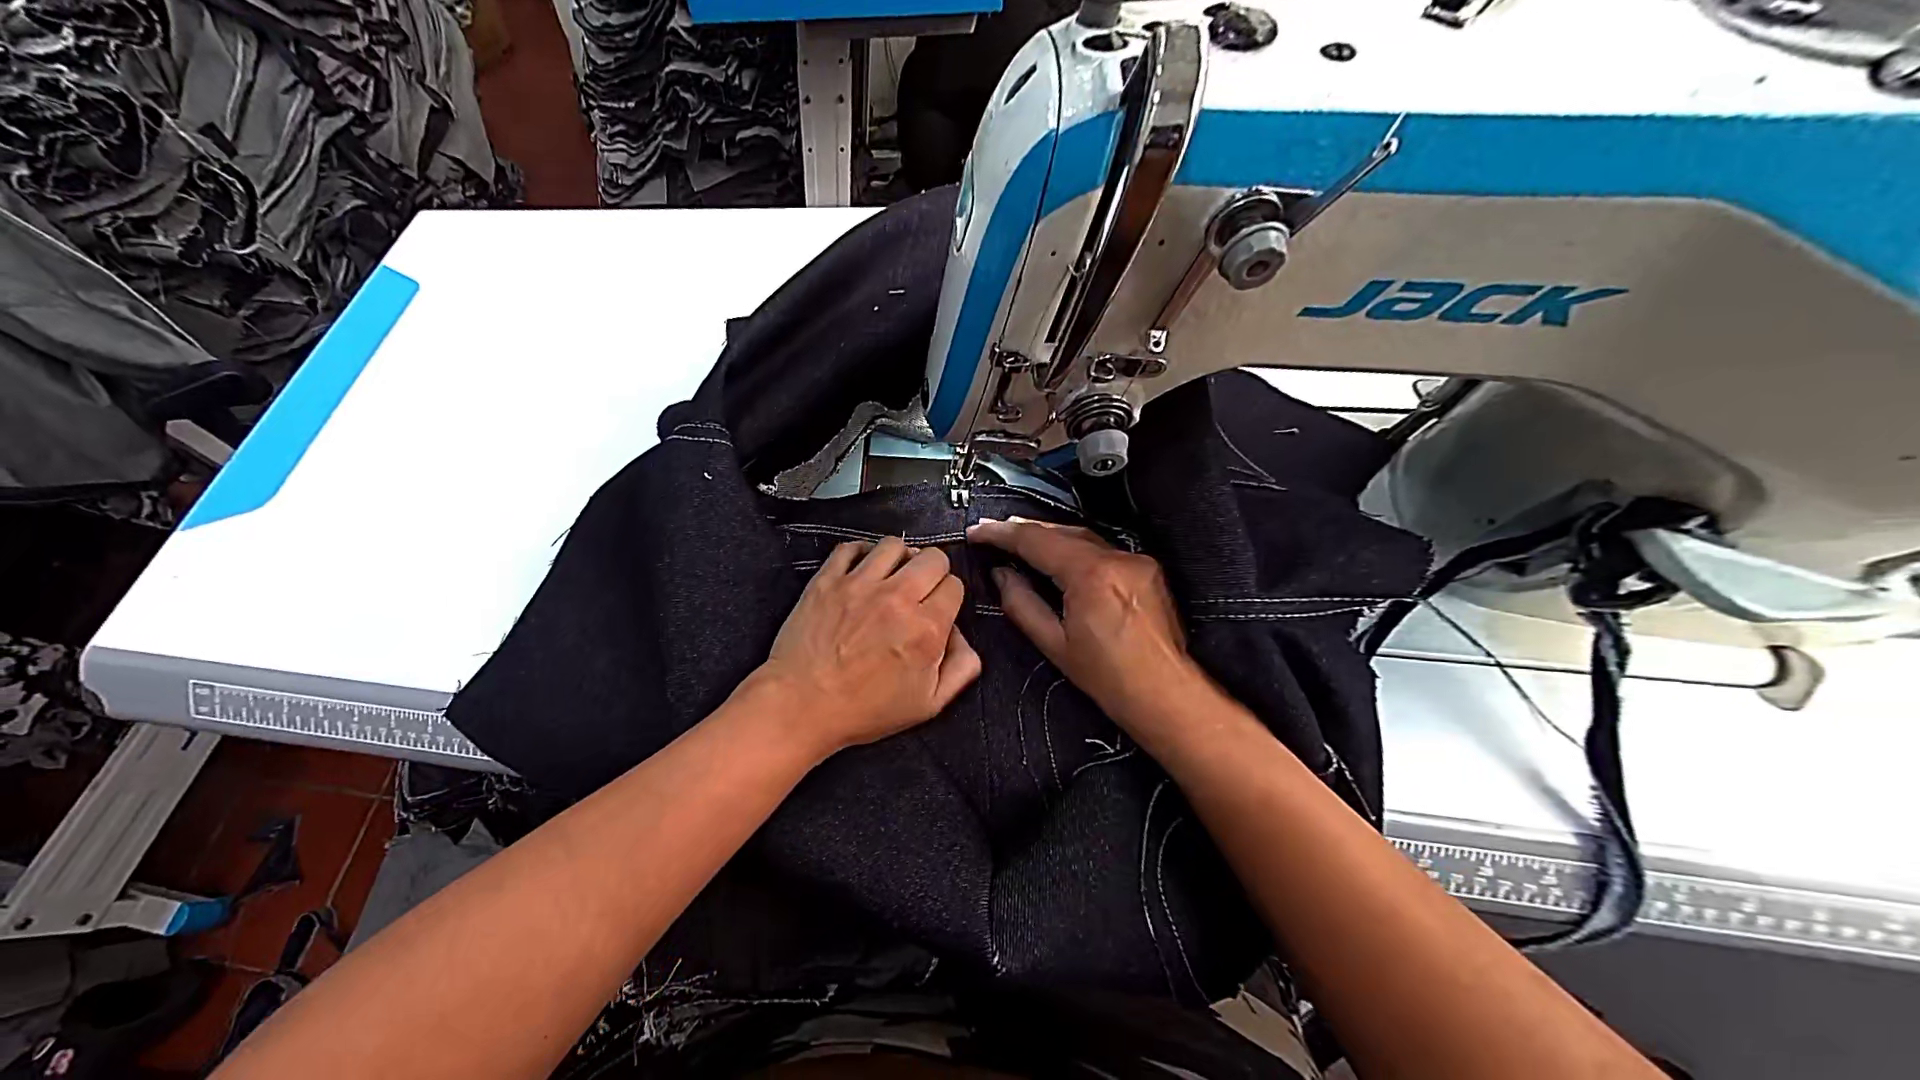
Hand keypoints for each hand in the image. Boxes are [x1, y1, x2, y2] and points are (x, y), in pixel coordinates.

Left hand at [752, 536, 980, 756]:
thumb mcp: (928, 705)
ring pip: (895, 545)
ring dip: (900, 558)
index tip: (938, 608)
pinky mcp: (827, 581)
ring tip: (892, 577)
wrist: (801, 707)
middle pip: (932, 557)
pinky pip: (851, 547)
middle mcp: (896, 599)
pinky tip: (863, 571)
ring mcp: (859, 585)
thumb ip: (961, 668)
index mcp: (925, 629)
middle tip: (920, 591)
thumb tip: (962, 637)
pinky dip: (861, 553)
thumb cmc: (862, 710)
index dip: (950, 597)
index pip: (954, 585)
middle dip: (933, 572)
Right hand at [967, 517, 1210, 737]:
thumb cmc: (1114, 679)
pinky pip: (1103, 549)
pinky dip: (1077, 550)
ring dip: (1050, 538)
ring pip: (1083, 537)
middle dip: (1024, 531)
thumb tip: (1003, 576)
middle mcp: (1118, 560)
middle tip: (995, 534)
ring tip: (1021, 542)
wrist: (1164, 694)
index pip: (1036, 540)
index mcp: (1091, 576)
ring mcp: (1136, 562)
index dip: (1002, 534)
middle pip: (1060, 531)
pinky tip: (1061, 558)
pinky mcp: (1147, 569)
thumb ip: (1021, 603)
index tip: (981, 532)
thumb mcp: (1054, 644)